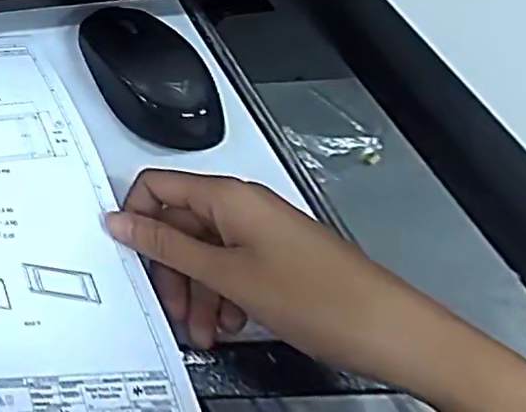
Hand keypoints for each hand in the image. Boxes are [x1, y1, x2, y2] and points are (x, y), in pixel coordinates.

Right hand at [106, 170, 525, 411]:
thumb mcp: (229, 277)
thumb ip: (166, 247)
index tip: (127, 248)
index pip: (155, 186)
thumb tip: (121, 223)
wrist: (404, 339)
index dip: (136, 216)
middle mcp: (241, 204)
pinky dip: (220, 293)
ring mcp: (260, 230)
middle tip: (169, 302)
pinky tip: (226, 324)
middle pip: (179, 222)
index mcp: (225, 194)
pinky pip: (230, 264)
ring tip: (201, 328)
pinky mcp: (277, 255)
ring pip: (204, 249)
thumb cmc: (328, 301)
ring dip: (195, 288)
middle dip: (169, 265)